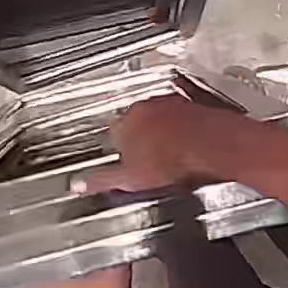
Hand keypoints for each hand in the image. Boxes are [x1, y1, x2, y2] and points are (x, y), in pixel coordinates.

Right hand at [74, 96, 216, 194]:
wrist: (207, 147)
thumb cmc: (171, 161)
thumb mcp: (129, 179)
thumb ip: (102, 180)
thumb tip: (80, 185)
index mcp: (124, 124)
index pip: (113, 133)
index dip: (119, 148)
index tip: (126, 159)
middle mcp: (144, 108)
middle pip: (135, 120)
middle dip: (139, 135)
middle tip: (146, 155)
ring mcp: (169, 103)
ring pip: (158, 112)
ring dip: (160, 124)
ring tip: (168, 147)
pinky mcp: (191, 102)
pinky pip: (183, 102)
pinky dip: (183, 111)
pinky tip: (187, 124)